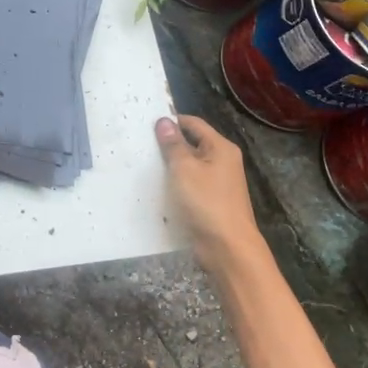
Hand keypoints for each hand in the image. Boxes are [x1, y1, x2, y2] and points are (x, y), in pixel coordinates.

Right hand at [154, 115, 262, 268]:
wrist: (227, 246)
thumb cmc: (207, 202)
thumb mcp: (184, 169)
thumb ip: (173, 144)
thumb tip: (164, 121)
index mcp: (221, 148)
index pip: (194, 124)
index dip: (172, 121)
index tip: (146, 124)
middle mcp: (222, 162)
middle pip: (192, 144)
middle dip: (168, 145)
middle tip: (140, 145)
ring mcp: (217, 183)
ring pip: (189, 166)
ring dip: (170, 166)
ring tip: (143, 165)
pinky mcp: (210, 201)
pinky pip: (190, 185)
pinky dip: (175, 184)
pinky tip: (156, 188)